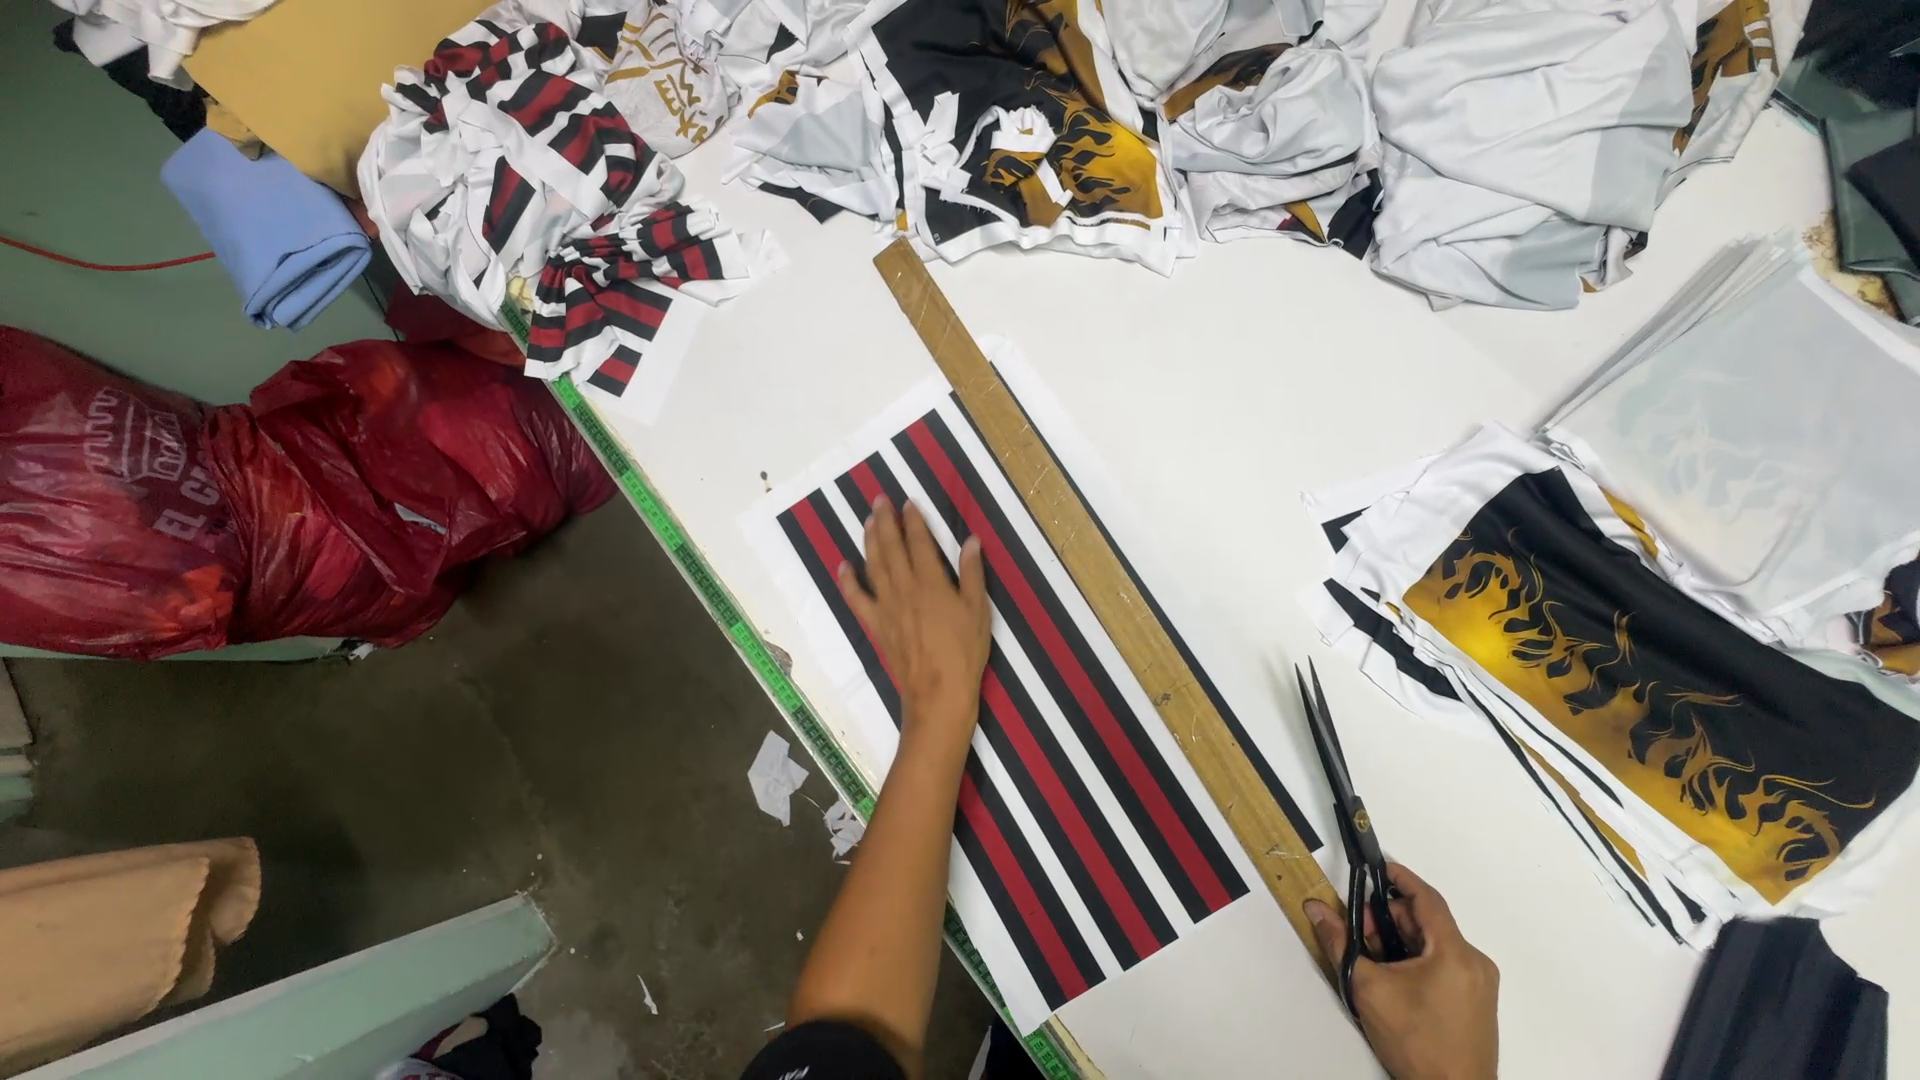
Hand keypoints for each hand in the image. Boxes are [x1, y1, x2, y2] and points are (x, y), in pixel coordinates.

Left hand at [837, 496, 991, 754]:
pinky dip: (848, 581)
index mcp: (931, 582)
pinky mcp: (876, 625)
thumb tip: (970, 541)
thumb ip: (973, 574)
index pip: (920, 543)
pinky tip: (843, 565)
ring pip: (873, 566)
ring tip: (867, 521)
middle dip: (885, 521)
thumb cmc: (964, 652)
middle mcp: (904, 588)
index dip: (913, 521)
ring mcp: (886, 607)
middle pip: (891, 548)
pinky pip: (857, 599)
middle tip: (879, 500)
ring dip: (869, 541)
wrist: (938, 693)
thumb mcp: (978, 611)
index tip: (908, 502)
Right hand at [1306, 864, 1498, 1079]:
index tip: (1378, 868)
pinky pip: (1443, 963)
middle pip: (1426, 921)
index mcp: (1454, 954)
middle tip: (1359, 934)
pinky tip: (1394, 979)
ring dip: (1400, 941)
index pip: (1428, 899)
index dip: (1401, 878)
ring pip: (1433, 943)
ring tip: (1373, 962)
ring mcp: (1479, 984)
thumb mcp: (1367, 988)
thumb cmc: (1414, 1041)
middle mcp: (1474, 962)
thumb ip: (1339, 942)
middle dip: (1388, 918)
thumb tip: (1316, 908)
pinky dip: (1416, 959)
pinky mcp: (1477, 1001)